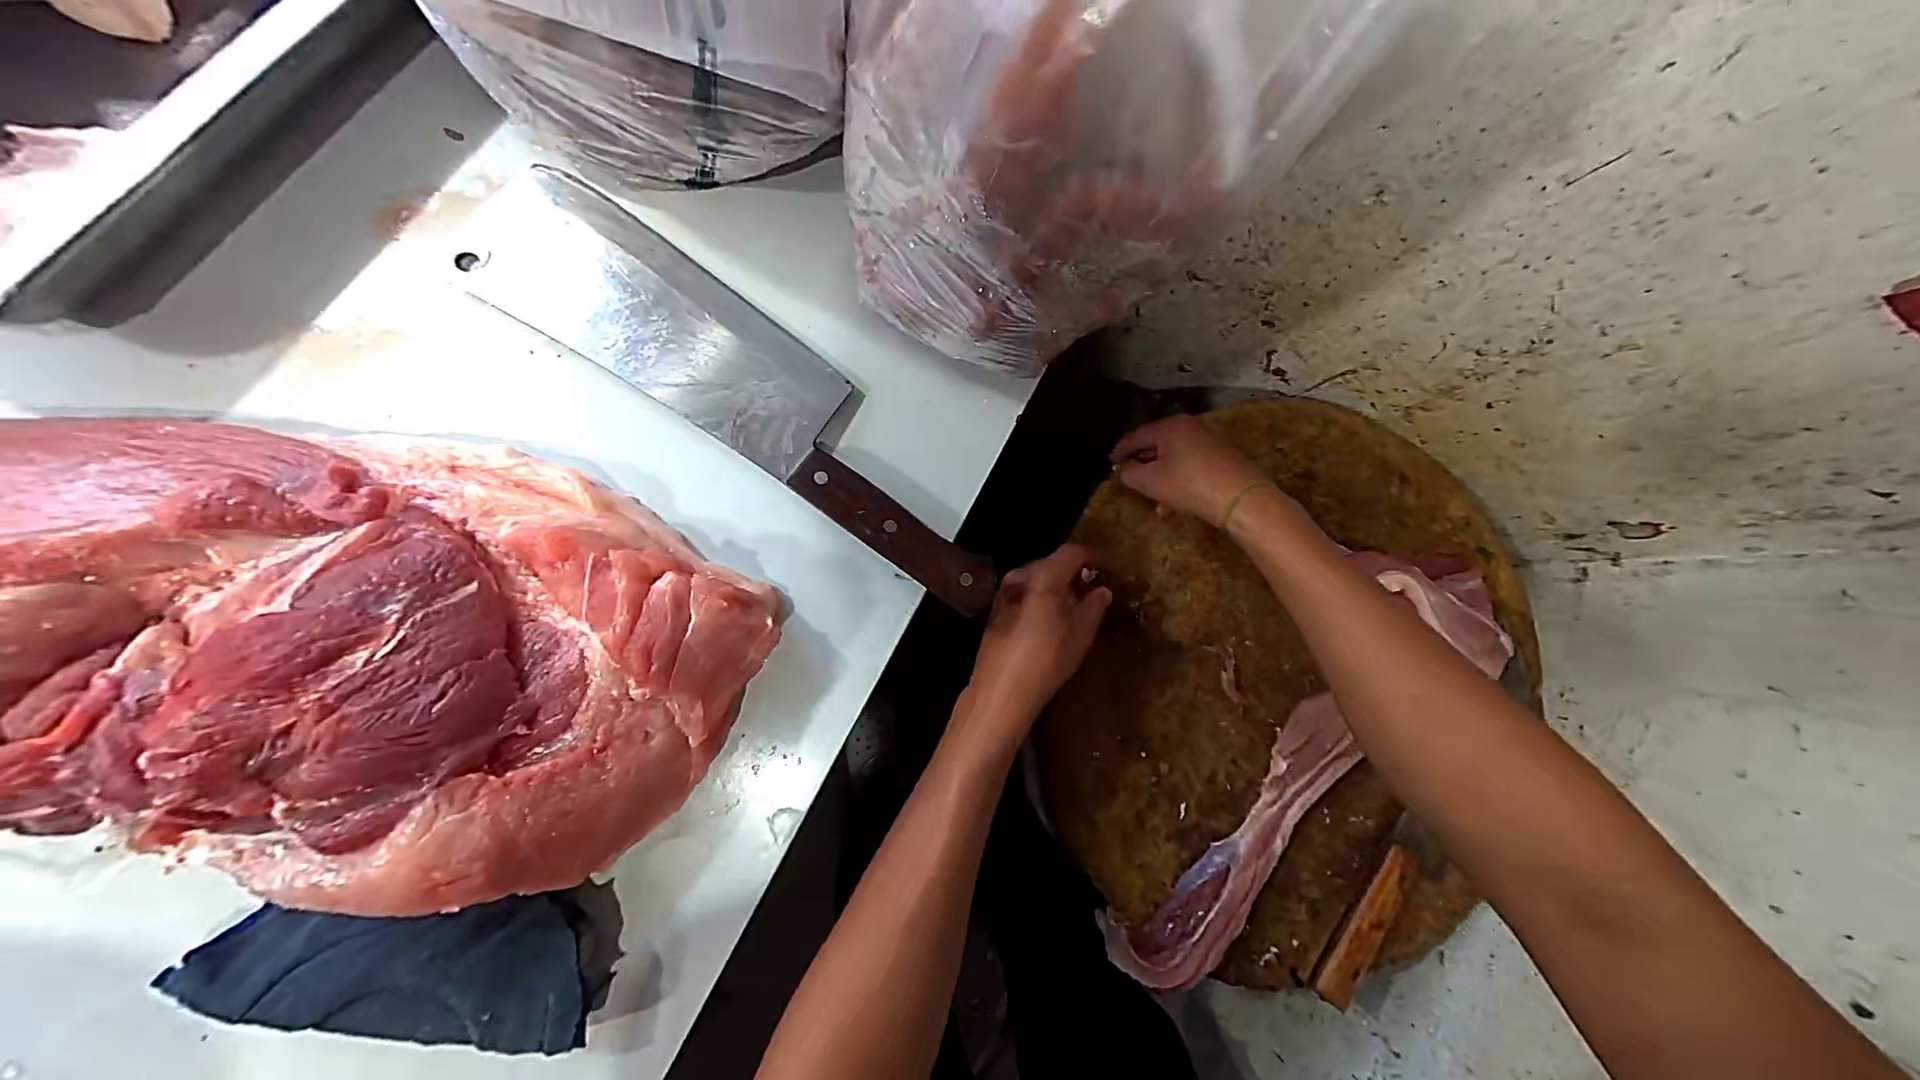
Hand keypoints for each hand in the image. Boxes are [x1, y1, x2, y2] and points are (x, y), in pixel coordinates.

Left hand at [963, 544, 1112, 735]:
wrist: (1001, 691)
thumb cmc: (1047, 660)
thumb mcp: (1081, 634)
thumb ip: (1094, 607)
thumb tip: (1101, 591)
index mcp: (1043, 577)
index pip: (1071, 553)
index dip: (1090, 556)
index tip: (1104, 566)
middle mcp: (1019, 578)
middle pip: (1050, 564)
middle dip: (1071, 574)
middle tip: (1090, 591)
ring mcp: (1003, 594)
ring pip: (1035, 580)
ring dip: (1054, 588)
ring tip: (1072, 610)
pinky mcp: (995, 612)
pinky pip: (1023, 595)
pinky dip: (1038, 600)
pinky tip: (1047, 623)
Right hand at [1111, 414, 1268, 527]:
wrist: (1242, 499)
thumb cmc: (1190, 485)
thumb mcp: (1150, 482)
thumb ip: (1129, 473)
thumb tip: (1125, 470)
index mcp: (1170, 427)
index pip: (1136, 436)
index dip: (1120, 451)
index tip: (1110, 463)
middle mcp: (1189, 428)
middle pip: (1155, 445)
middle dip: (1141, 464)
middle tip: (1129, 478)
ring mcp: (1206, 442)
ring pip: (1172, 458)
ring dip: (1159, 478)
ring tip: (1152, 500)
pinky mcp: (1219, 458)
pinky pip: (1187, 466)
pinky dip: (1175, 481)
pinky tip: (1172, 505)